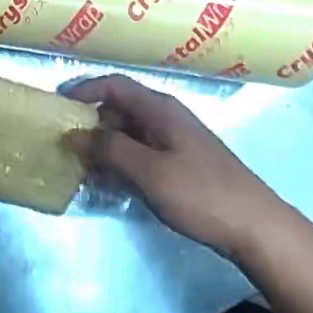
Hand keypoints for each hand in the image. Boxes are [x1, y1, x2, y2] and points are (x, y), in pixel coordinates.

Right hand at [62, 75, 304, 258]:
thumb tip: (73, 134)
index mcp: (160, 110)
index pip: (114, 85)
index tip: (57, 104)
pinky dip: (121, 162)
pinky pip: (141, 153)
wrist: (255, 227)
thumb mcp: (149, 172)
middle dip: (90, 122)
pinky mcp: (180, 163)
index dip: (84, 89)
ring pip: (129, 133)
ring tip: (79, 167)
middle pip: (120, 108)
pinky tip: (108, 183)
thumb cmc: (201, 193)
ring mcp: (175, 141)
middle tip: (64, 143)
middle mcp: (166, 118)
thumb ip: (109, 150)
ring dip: (104, 146)